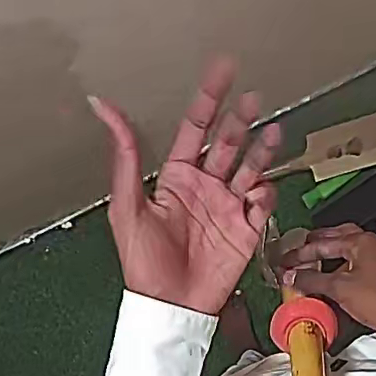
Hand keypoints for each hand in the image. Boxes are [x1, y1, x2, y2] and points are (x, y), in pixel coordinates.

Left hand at [89, 58, 282, 315]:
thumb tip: (103, 106)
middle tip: (252, 100)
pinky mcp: (245, 231)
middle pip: (228, 144)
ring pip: (251, 168)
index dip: (209, 99)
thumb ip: (125, 156)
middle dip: (240, 121)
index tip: (223, 69)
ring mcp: (227, 208)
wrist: (170, 305)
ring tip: (272, 132)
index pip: (195, 129)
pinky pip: (262, 204)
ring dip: (261, 150)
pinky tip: (260, 191)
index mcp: (176, 179)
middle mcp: (205, 188)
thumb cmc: (144, 263)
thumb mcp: (126, 207)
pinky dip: (265, 194)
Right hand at [282, 225, 375, 360]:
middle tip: (296, 254)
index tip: (284, 262)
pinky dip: (339, 274)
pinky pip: (354, 271)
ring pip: (346, 256)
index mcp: (361, 241)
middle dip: (314, 248)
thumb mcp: (341, 289)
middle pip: (336, 241)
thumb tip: (294, 275)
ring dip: (327, 261)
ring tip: (310, 268)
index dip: (299, 254)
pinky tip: (332, 285)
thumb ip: (313, 280)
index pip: (321, 243)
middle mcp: (371, 247)